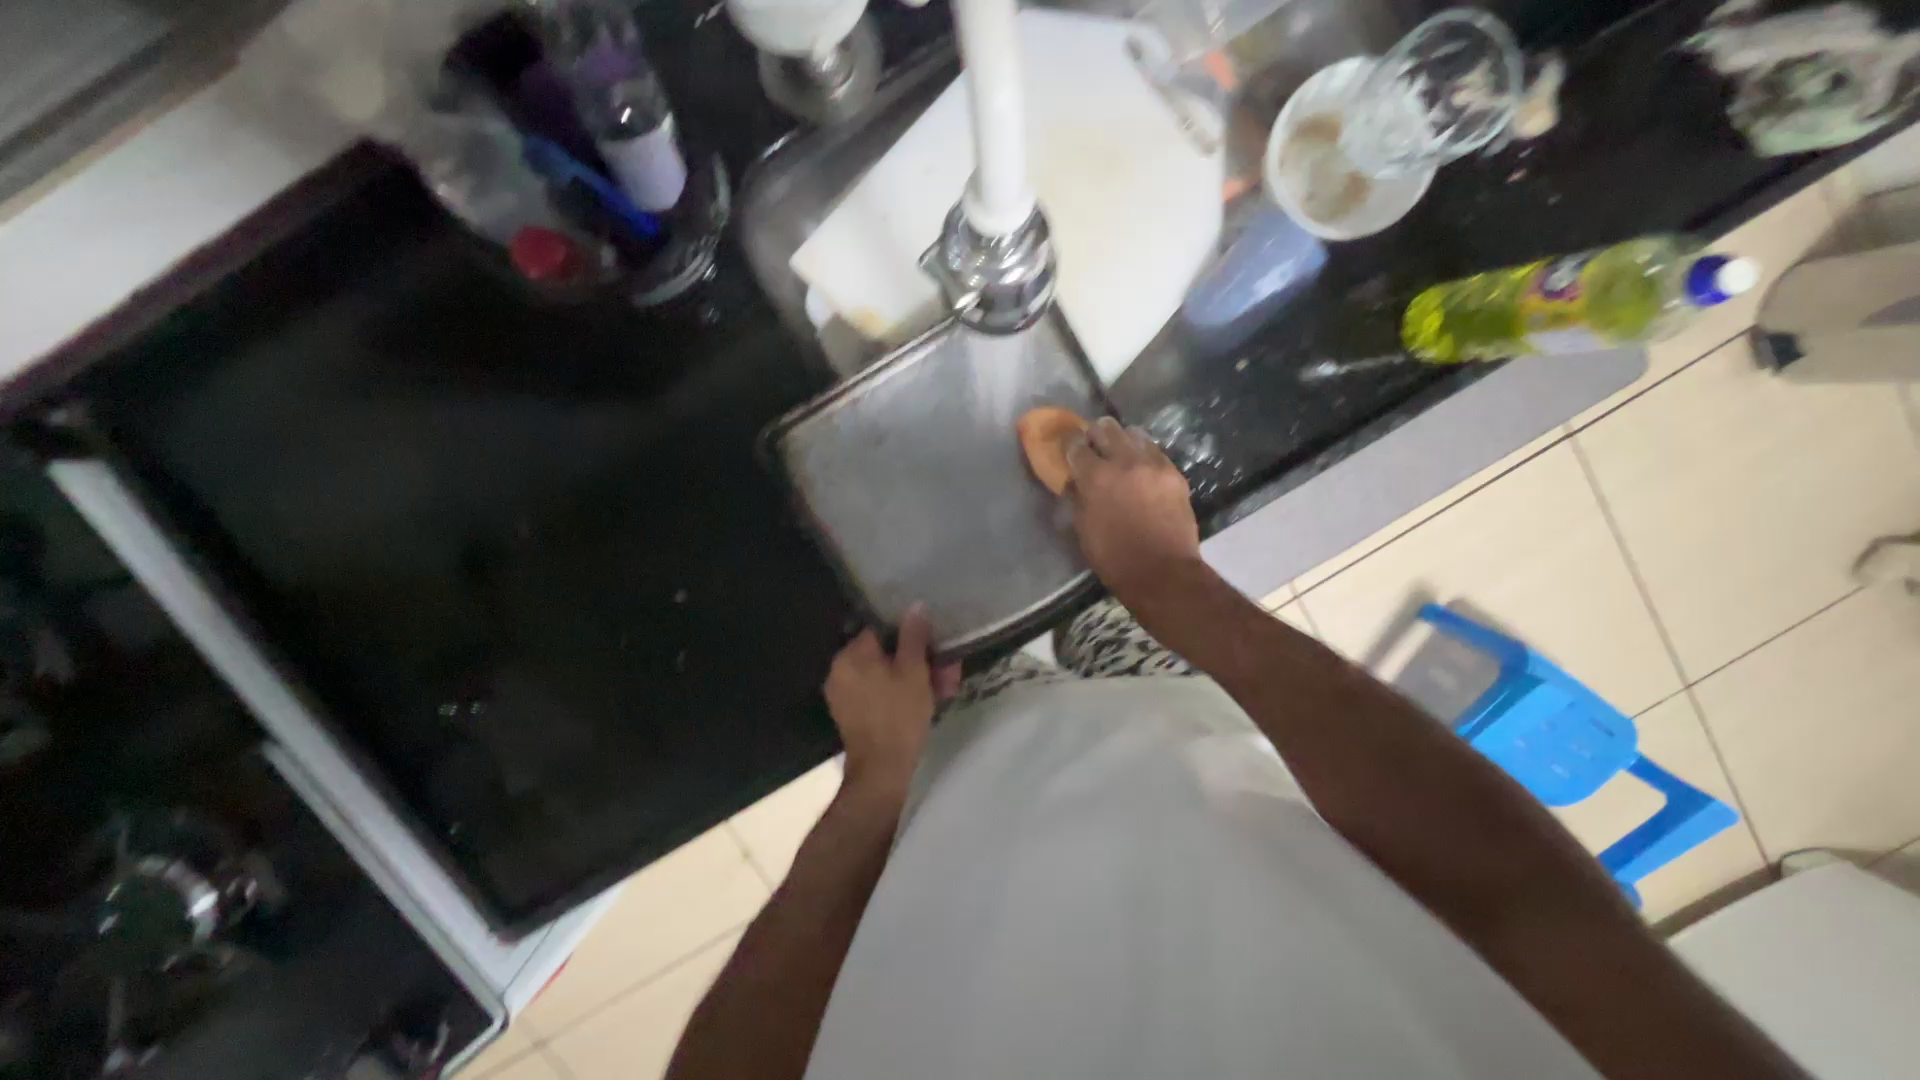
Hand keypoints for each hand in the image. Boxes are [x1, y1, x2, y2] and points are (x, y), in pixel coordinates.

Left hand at [823, 604, 959, 796]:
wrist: (882, 771)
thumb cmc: (899, 716)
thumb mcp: (913, 672)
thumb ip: (913, 636)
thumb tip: (915, 606)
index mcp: (851, 655)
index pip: (882, 630)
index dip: (912, 636)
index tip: (936, 646)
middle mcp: (841, 670)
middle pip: (885, 654)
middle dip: (919, 660)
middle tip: (947, 671)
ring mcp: (845, 694)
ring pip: (886, 675)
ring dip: (915, 678)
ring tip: (945, 688)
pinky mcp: (853, 714)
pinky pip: (880, 693)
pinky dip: (901, 693)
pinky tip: (928, 700)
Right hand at [1065, 417, 1201, 600]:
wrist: (1162, 572)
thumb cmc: (1114, 558)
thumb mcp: (1083, 530)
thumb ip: (1077, 498)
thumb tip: (1075, 481)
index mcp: (1095, 477)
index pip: (1076, 445)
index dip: (1070, 444)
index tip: (1069, 447)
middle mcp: (1124, 461)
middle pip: (1106, 428)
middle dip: (1096, 434)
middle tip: (1094, 445)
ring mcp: (1153, 465)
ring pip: (1134, 434)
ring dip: (1123, 440)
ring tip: (1122, 454)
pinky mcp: (1174, 474)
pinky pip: (1156, 452)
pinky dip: (1145, 455)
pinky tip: (1143, 469)